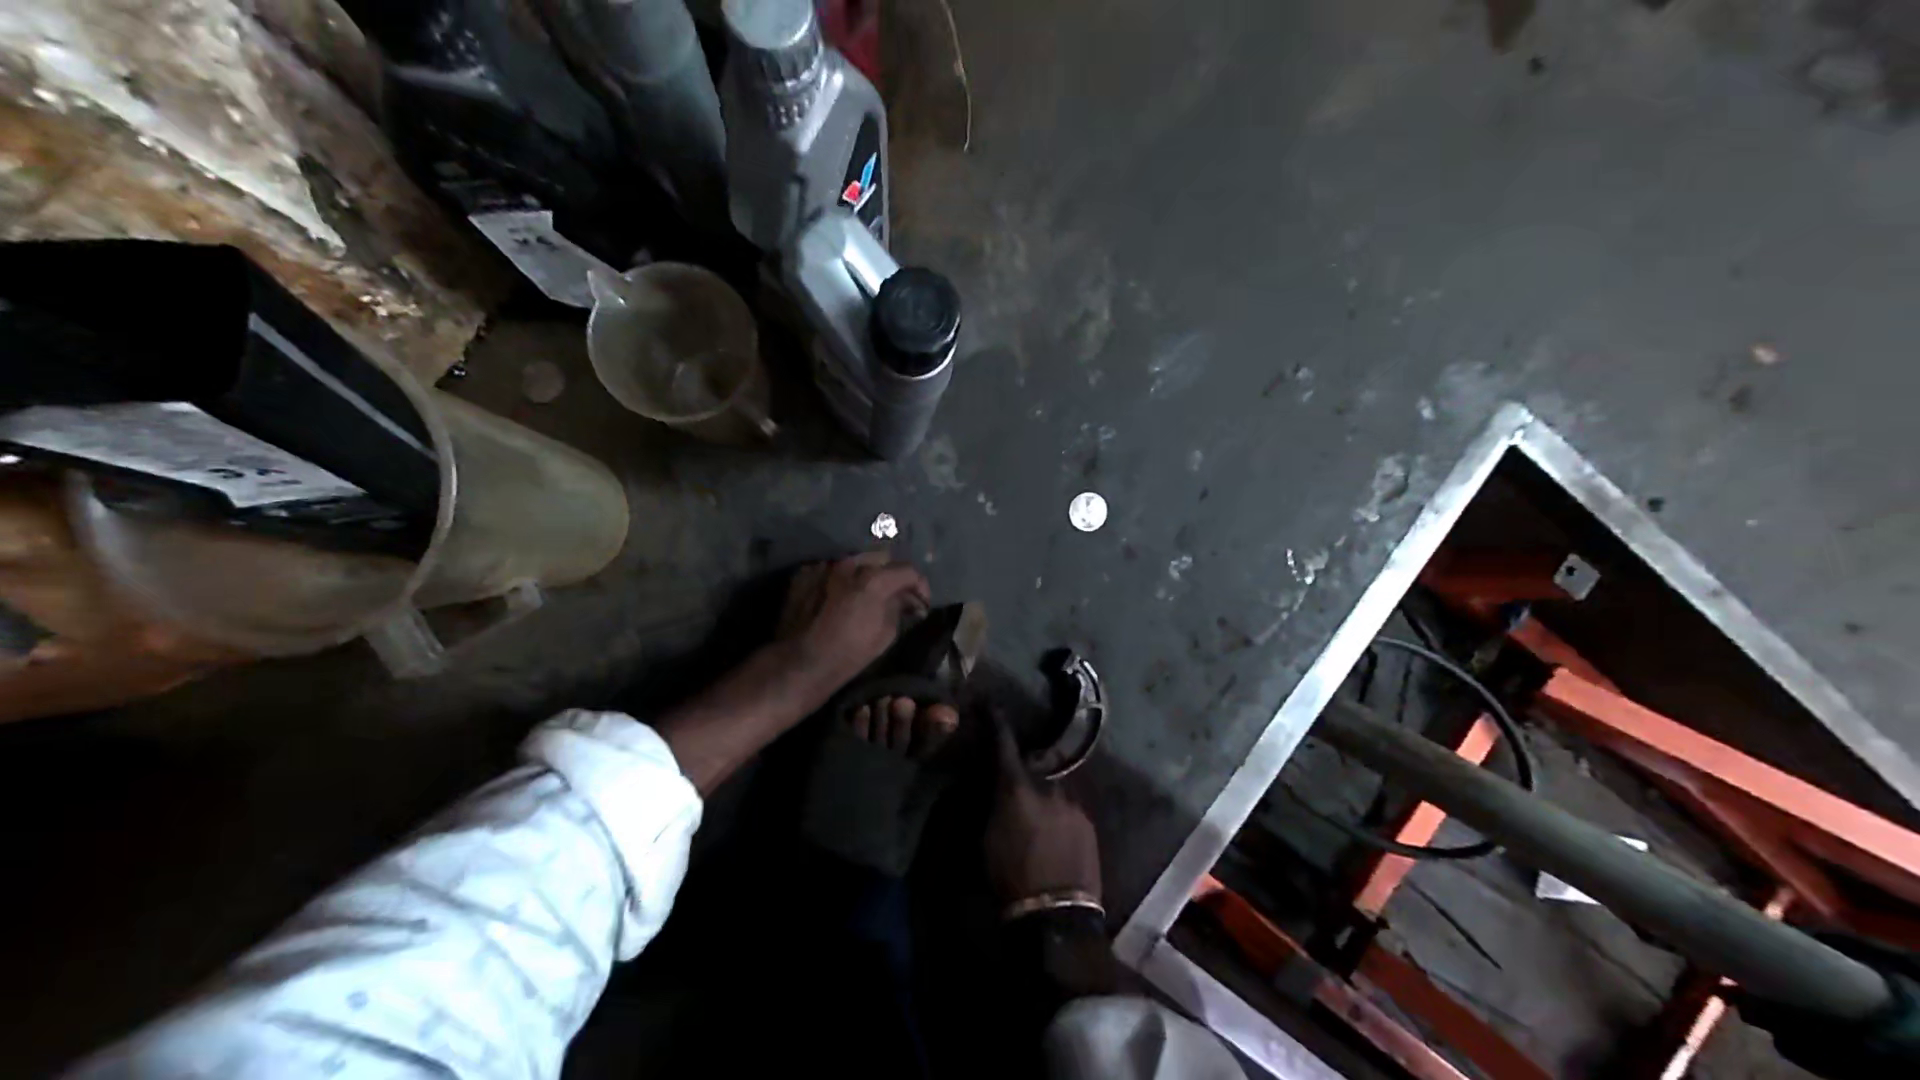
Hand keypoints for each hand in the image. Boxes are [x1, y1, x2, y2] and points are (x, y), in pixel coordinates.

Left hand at [782, 552, 931, 687]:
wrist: (799, 662)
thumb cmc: (848, 653)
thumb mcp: (886, 634)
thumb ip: (899, 608)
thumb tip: (908, 600)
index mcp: (874, 578)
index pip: (908, 570)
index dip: (920, 586)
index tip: (921, 602)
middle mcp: (849, 563)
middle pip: (881, 558)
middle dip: (893, 575)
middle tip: (896, 594)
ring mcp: (824, 565)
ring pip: (854, 560)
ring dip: (865, 574)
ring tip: (866, 593)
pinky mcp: (805, 572)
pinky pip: (830, 569)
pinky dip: (839, 579)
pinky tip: (839, 597)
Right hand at [986, 715, 1101, 904]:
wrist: (1057, 916)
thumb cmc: (1009, 879)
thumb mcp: (984, 839)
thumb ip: (989, 804)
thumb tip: (989, 786)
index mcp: (1016, 789)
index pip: (1004, 744)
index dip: (996, 720)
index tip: (990, 703)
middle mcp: (1048, 787)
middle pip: (1033, 765)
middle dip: (1022, 769)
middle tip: (1011, 784)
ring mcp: (1074, 803)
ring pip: (1053, 787)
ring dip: (1042, 794)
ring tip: (1034, 815)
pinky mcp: (1089, 823)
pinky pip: (1068, 806)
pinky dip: (1057, 811)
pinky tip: (1053, 832)